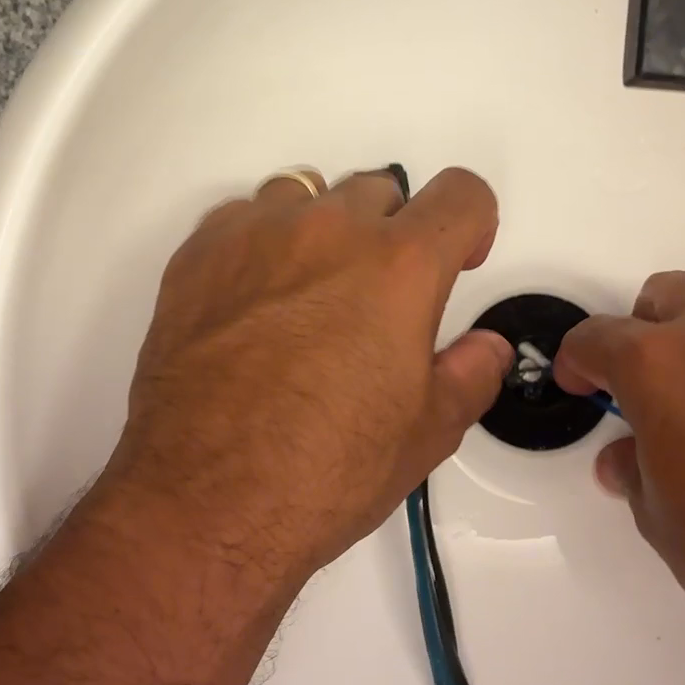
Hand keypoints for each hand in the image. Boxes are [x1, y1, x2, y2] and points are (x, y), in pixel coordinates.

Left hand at [102, 165, 511, 577]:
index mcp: (398, 265)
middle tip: (370, 299)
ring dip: (320, 231)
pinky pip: (242, 217)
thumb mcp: (424, 435)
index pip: (461, 194)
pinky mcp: (198, 250)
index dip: (471, 224)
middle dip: (390, 233)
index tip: (457, 260)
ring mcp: (255, 232)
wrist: (203, 495)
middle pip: (378, 190)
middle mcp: (328, 229)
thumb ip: (469, 374)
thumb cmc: (324, 469)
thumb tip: (486, 347)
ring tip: (306, 296)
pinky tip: (249, 301)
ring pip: (306, 194)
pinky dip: (258, 243)